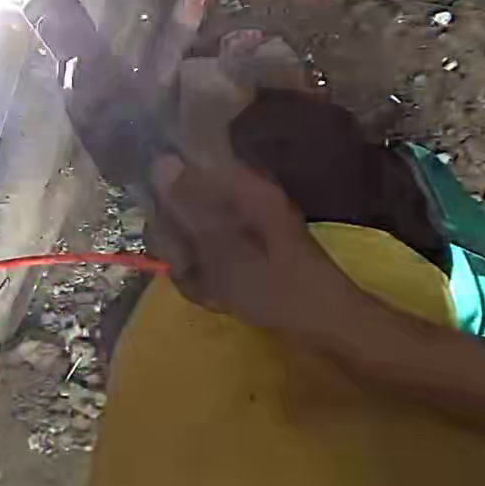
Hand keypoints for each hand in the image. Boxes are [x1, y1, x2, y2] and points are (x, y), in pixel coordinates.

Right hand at [147, 155, 362, 332]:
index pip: (182, 171)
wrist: (324, 325)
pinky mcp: (240, 251)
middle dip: (176, 243)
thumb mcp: (224, 246)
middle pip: (180, 207)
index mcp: (238, 186)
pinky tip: (217, 298)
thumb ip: (188, 203)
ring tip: (210, 291)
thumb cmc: (276, 285)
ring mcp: (238, 227)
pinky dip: (204, 280)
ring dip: (189, 267)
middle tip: (189, 266)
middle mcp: (236, 199)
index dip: (166, 201)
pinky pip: (203, 257)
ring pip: (187, 237)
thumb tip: (160, 160)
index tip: (170, 232)